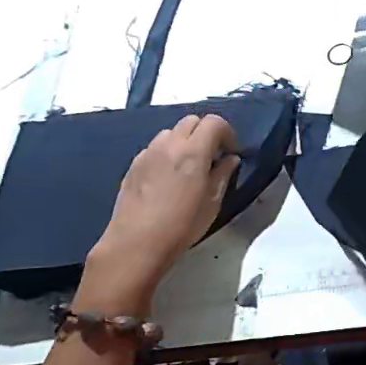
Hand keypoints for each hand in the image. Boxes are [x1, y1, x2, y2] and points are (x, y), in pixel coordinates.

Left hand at [81, 115, 239, 313]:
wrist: (136, 243)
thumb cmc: (181, 226)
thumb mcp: (212, 203)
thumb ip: (223, 175)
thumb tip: (230, 159)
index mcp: (193, 152)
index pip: (214, 122)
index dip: (227, 133)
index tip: (231, 151)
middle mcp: (169, 144)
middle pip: (191, 121)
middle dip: (206, 133)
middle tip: (212, 156)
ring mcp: (148, 153)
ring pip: (171, 132)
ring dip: (185, 141)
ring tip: (189, 166)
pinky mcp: (134, 164)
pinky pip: (155, 148)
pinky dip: (167, 153)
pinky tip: (168, 177)